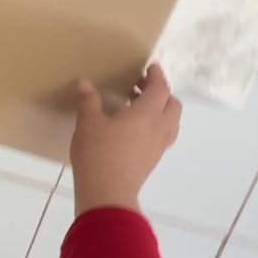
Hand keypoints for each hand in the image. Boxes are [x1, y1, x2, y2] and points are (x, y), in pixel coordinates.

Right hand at [70, 63, 182, 216]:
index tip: (151, 67)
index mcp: (147, 113)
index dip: (157, 76)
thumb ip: (88, 101)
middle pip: (172, 104)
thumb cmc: (98, 152)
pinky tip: (134, 127)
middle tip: (140, 87)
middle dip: (160, 92)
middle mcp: (160, 126)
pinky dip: (155, 123)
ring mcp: (159, 144)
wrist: (108, 190)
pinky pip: (163, 133)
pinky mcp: (154, 157)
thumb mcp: (88, 123)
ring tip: (138, 106)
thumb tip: (85, 83)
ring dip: (160, 109)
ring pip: (171, 120)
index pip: (160, 89)